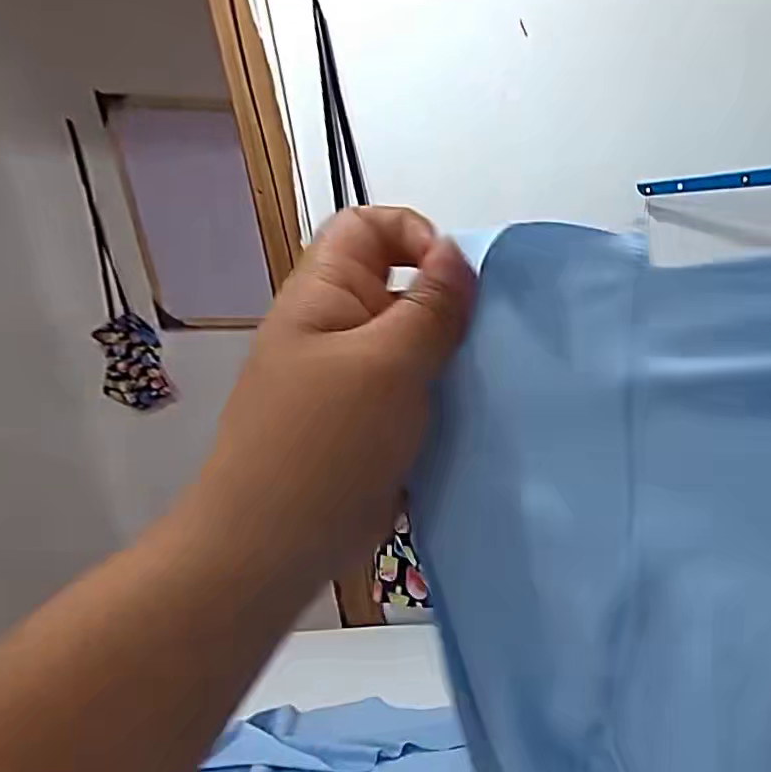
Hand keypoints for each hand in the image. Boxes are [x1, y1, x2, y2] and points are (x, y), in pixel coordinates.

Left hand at [181, 207, 475, 582]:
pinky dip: (448, 403)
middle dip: (452, 308)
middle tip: (490, 343)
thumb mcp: (386, 365)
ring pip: (419, 350)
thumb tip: (457, 252)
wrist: (280, 541)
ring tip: (490, 386)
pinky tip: (476, 422)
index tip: (463, 282)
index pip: (370, 230)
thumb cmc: (328, 443)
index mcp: (326, 297)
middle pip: (403, 292)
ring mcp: (359, 385)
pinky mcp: (377, 429)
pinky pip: (420, 398)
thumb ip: (429, 308)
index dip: (416, 237)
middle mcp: (341, 332)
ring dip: (455, 362)